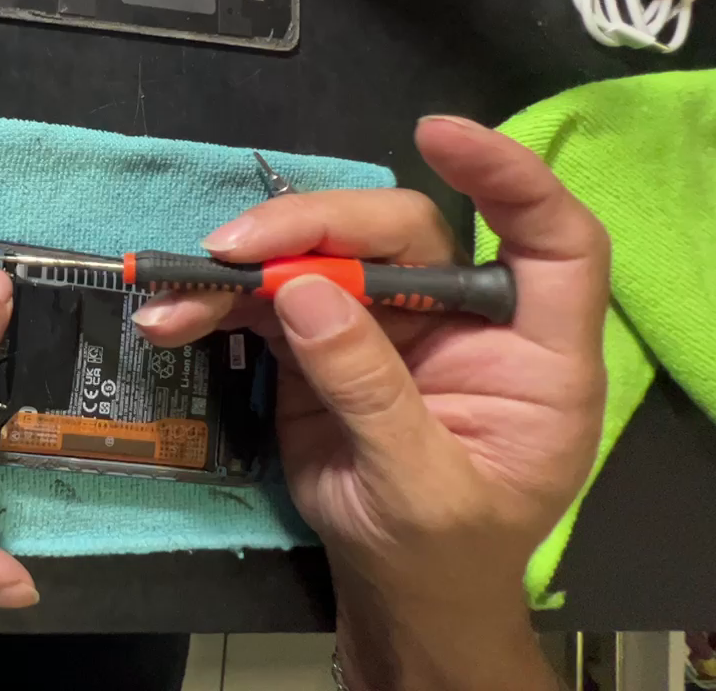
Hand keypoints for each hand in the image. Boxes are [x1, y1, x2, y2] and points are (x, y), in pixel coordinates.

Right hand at [131, 116, 608, 690]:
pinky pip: (258, 298)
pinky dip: (209, 304)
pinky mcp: (310, 336)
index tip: (436, 136)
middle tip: (232, 250)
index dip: (507, 179)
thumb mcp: (422, 487)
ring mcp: (376, 321)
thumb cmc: (442, 548)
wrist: (385, 579)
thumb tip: (304, 292)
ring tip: (176, 291)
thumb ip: (371, 390)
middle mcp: (453, 316)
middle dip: (310, 228)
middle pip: (393, 232)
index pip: (547, 241)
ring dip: (239, 267)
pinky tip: (168, 320)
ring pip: (311, 256)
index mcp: (524, 350)